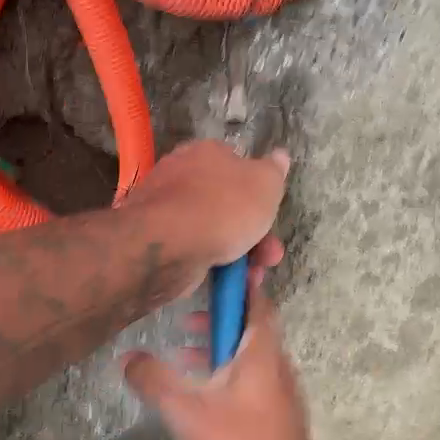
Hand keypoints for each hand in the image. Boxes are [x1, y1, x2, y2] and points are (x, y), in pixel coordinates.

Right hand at [123, 259, 322, 439]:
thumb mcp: (183, 410)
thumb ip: (152, 379)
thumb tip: (126, 356)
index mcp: (263, 353)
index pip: (256, 301)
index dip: (239, 282)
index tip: (218, 270)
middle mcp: (280, 369)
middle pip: (253, 331)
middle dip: (221, 321)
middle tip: (190, 321)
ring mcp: (284, 399)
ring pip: (252, 362)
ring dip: (223, 354)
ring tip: (188, 360)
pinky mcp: (281, 426)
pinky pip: (255, 387)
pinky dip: (231, 379)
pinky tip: (206, 404)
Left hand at [125, 141, 291, 273]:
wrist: (169, 245)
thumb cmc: (223, 207)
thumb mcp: (265, 184)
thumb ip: (274, 172)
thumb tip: (280, 156)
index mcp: (206, 154)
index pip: (236, 165)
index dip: (257, 193)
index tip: (271, 215)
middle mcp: (182, 177)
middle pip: (227, 206)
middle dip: (255, 235)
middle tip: (270, 256)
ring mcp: (167, 212)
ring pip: (213, 234)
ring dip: (239, 257)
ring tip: (253, 279)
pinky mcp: (159, 243)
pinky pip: (195, 253)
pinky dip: (213, 268)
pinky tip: (227, 285)